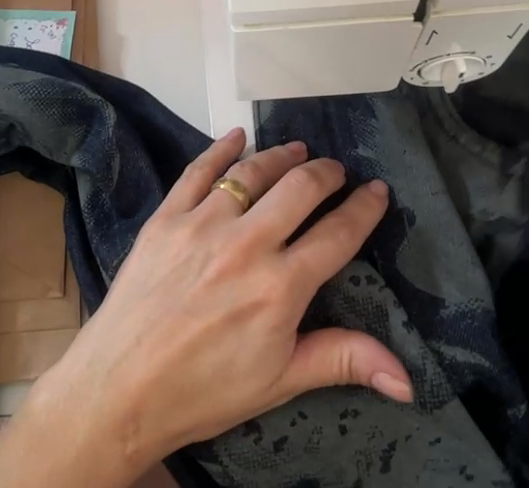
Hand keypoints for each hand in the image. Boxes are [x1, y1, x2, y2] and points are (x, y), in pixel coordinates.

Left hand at [4, 129, 409, 481]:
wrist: (121, 388)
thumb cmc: (204, 391)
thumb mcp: (280, 381)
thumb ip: (343, 360)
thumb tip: (407, 379)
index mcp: (281, 286)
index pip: (338, 234)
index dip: (364, 209)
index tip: (378, 190)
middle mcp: (247, 244)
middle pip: (299, 190)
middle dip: (326, 173)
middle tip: (337, 170)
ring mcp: (202, 224)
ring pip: (251, 173)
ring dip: (280, 156)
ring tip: (298, 150)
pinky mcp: (166, 218)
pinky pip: (197, 172)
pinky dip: (220, 150)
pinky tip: (236, 136)